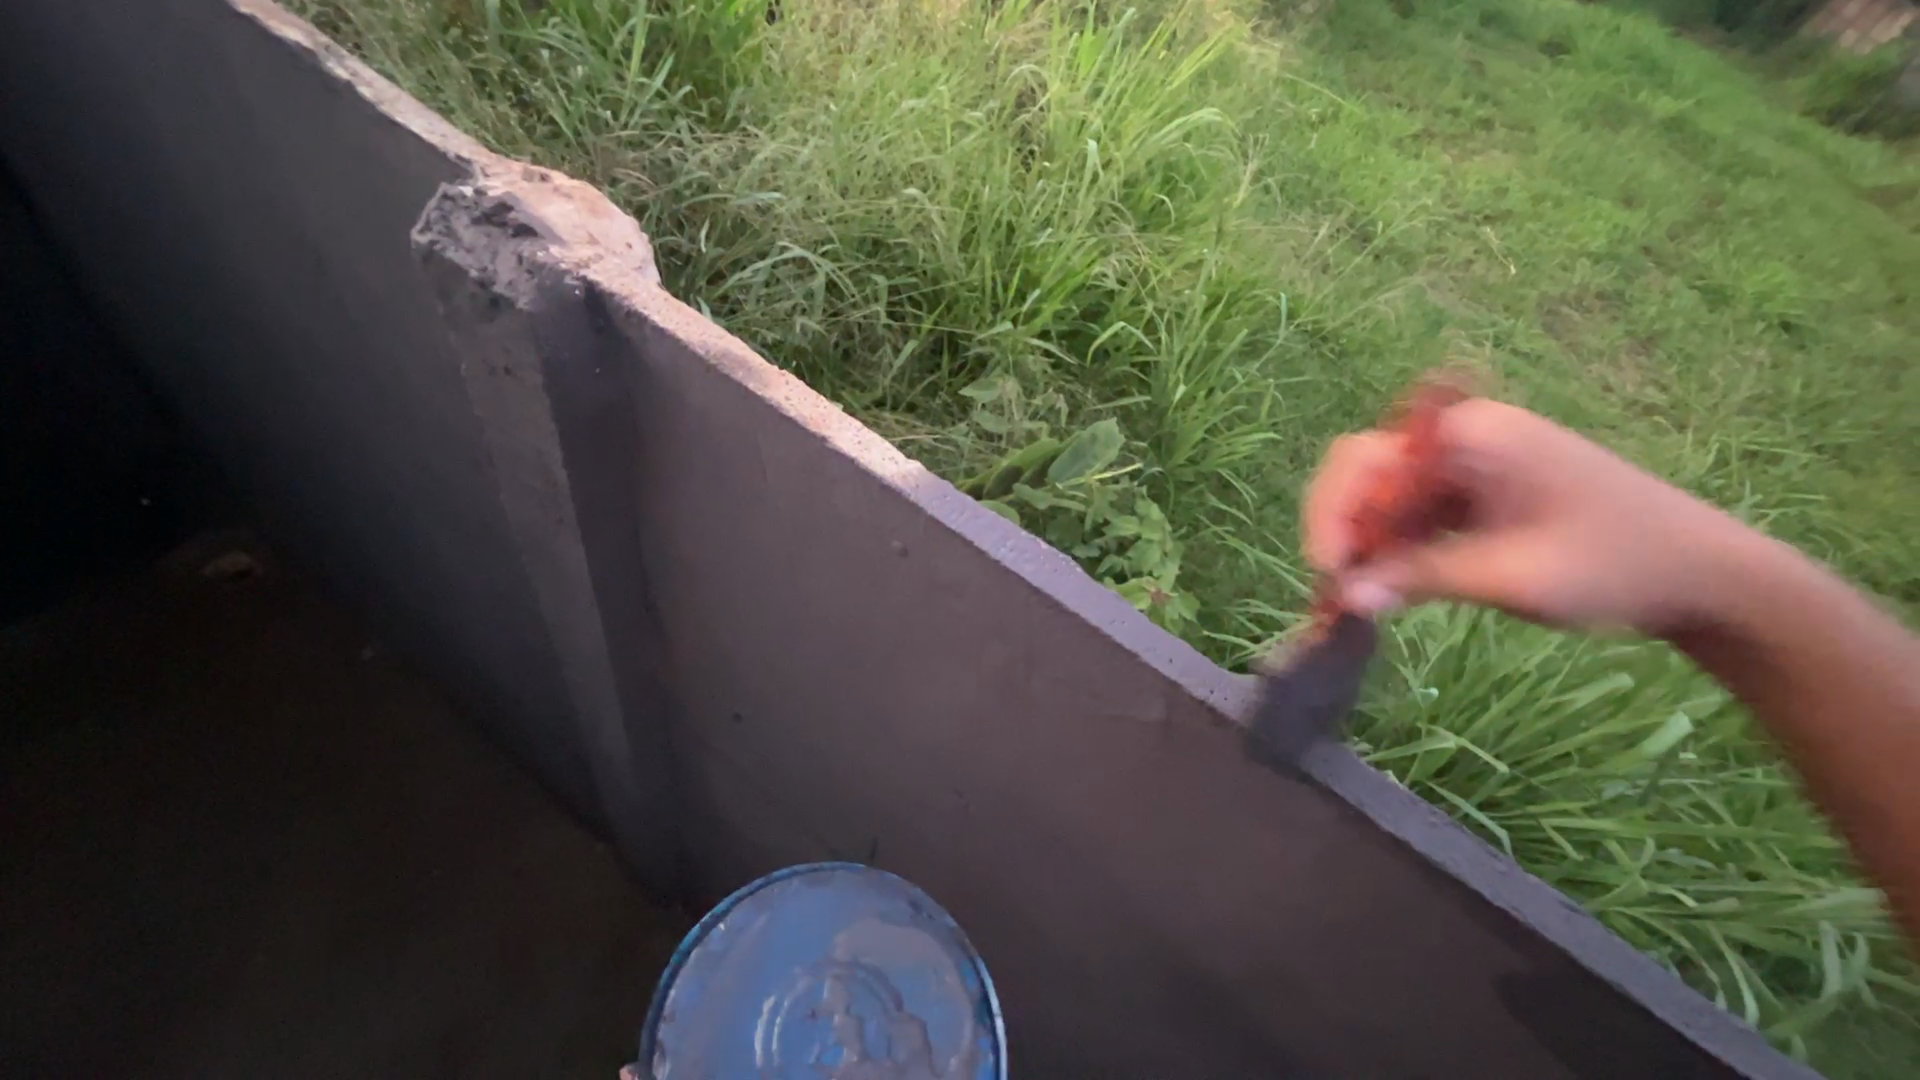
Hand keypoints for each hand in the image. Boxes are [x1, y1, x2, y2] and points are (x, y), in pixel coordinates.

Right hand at [1303, 399, 1758, 635]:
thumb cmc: (1617, 565)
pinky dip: (1388, 550)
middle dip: (1340, 527)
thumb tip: (1344, 597)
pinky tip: (1382, 585)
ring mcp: (1463, 464)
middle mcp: (1457, 437)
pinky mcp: (1469, 494)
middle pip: (1362, 471)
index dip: (1333, 514)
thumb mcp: (1512, 575)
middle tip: (1335, 585)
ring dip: (1359, 544)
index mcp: (1469, 435)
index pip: (1366, 460)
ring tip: (1353, 595)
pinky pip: (1406, 515)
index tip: (1328, 572)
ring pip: (1378, 497)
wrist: (1704, 576)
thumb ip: (1420, 577)